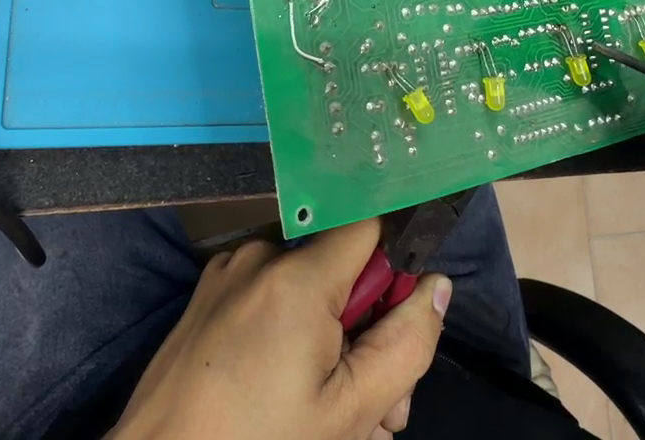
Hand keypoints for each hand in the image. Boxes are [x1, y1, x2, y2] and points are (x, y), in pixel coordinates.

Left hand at [110, 219, 451, 439]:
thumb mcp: (348, 411)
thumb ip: (405, 345)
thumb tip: (435, 285)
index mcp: (296, 275)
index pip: (369, 225)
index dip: (397, 264)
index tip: (402, 316)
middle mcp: (260, 257)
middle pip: (342, 270)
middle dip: (370, 331)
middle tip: (381, 410)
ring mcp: (228, 274)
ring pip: (308, 292)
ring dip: (334, 344)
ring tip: (339, 420)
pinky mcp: (208, 296)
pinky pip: (271, 301)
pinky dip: (292, 337)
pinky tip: (293, 396)